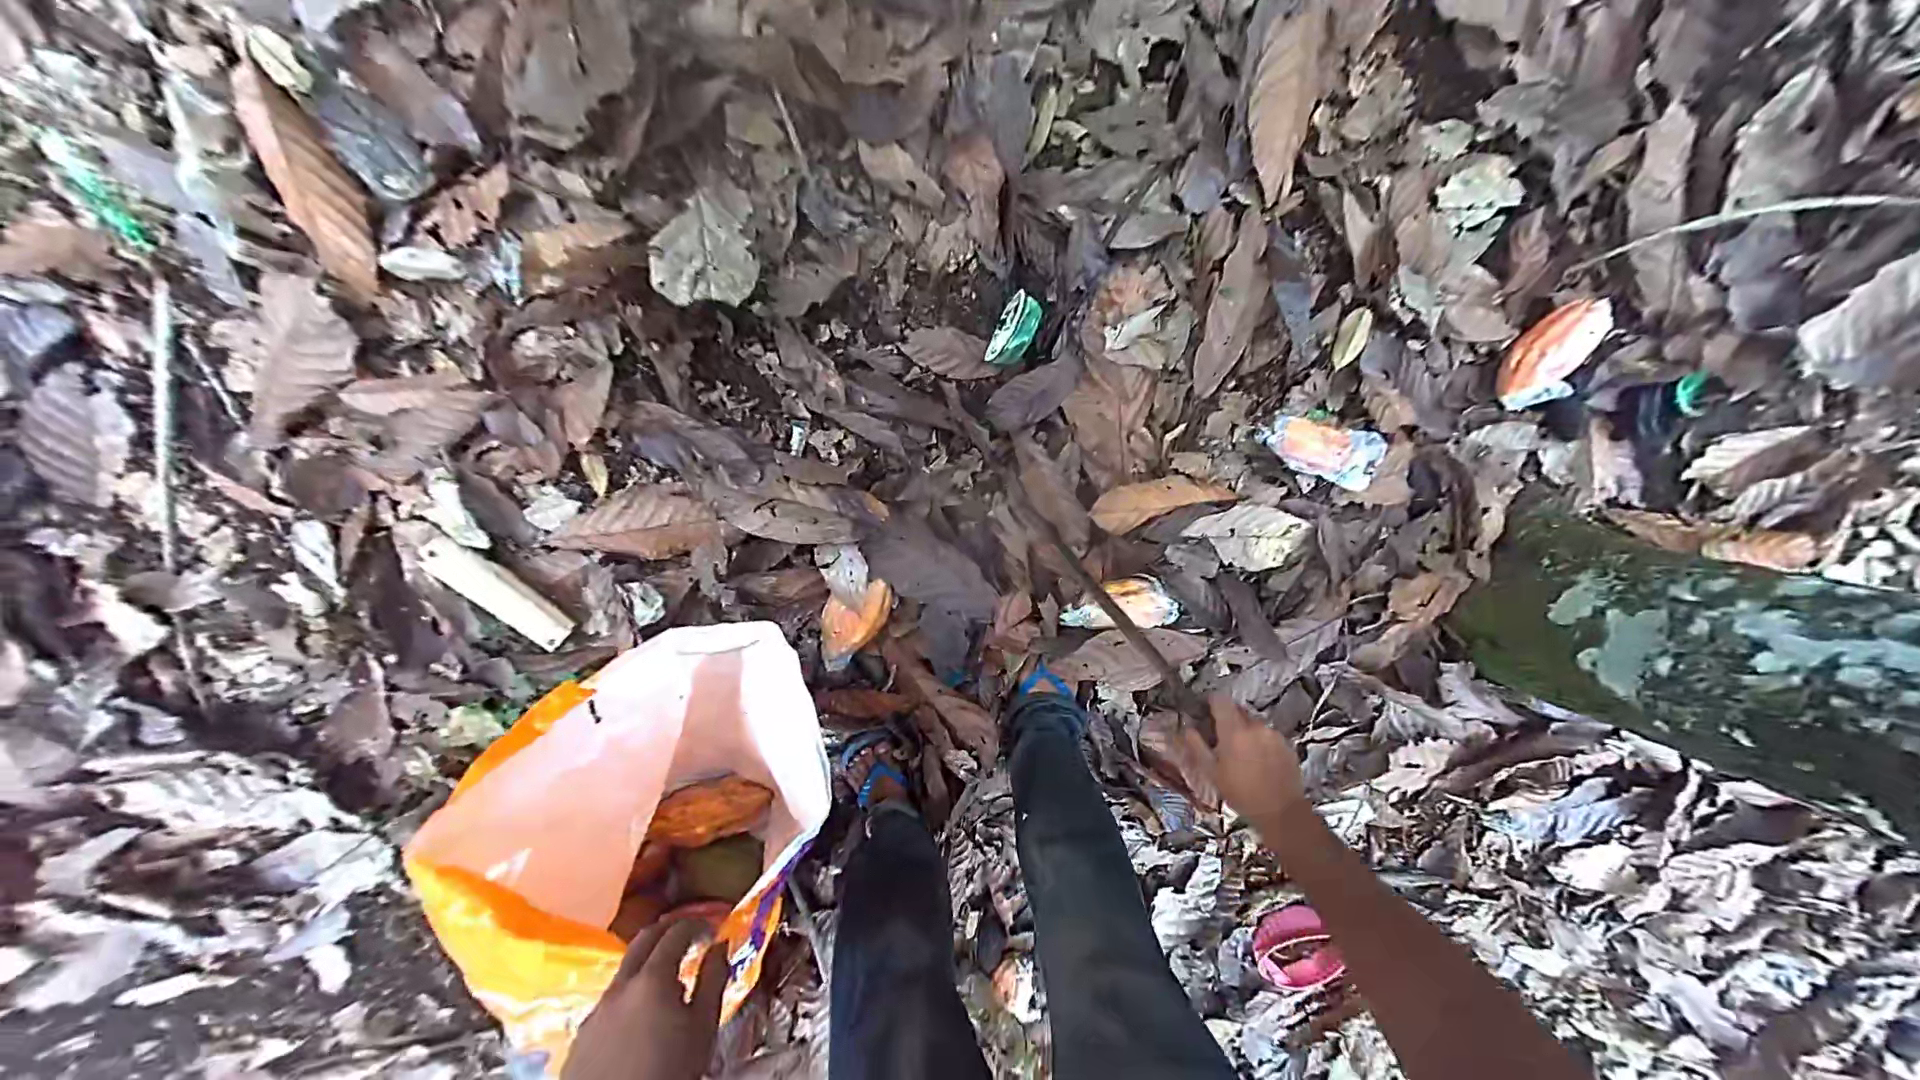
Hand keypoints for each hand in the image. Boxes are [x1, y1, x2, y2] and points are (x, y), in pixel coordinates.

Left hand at [563, 917, 726, 1079]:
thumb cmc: (669, 1074)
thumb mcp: (703, 1027)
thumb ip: (713, 979)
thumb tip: (720, 946)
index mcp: (652, 978)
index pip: (675, 932)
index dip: (696, 924)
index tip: (711, 930)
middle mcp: (620, 987)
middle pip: (643, 940)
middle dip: (668, 931)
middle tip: (689, 937)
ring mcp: (595, 1013)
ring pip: (624, 973)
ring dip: (647, 965)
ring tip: (667, 985)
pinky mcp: (579, 1040)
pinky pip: (609, 1003)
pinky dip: (629, 996)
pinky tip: (639, 1022)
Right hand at [1187, 694, 1306, 826]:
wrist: (1282, 813)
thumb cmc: (1241, 793)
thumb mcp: (1212, 772)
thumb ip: (1197, 746)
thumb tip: (1187, 729)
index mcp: (1234, 731)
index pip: (1221, 700)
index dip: (1212, 702)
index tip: (1207, 712)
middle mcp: (1256, 726)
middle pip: (1238, 710)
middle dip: (1229, 720)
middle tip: (1222, 739)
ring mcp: (1274, 735)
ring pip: (1254, 723)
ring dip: (1246, 732)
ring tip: (1243, 754)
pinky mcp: (1287, 744)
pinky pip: (1268, 735)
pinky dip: (1261, 741)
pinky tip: (1259, 761)